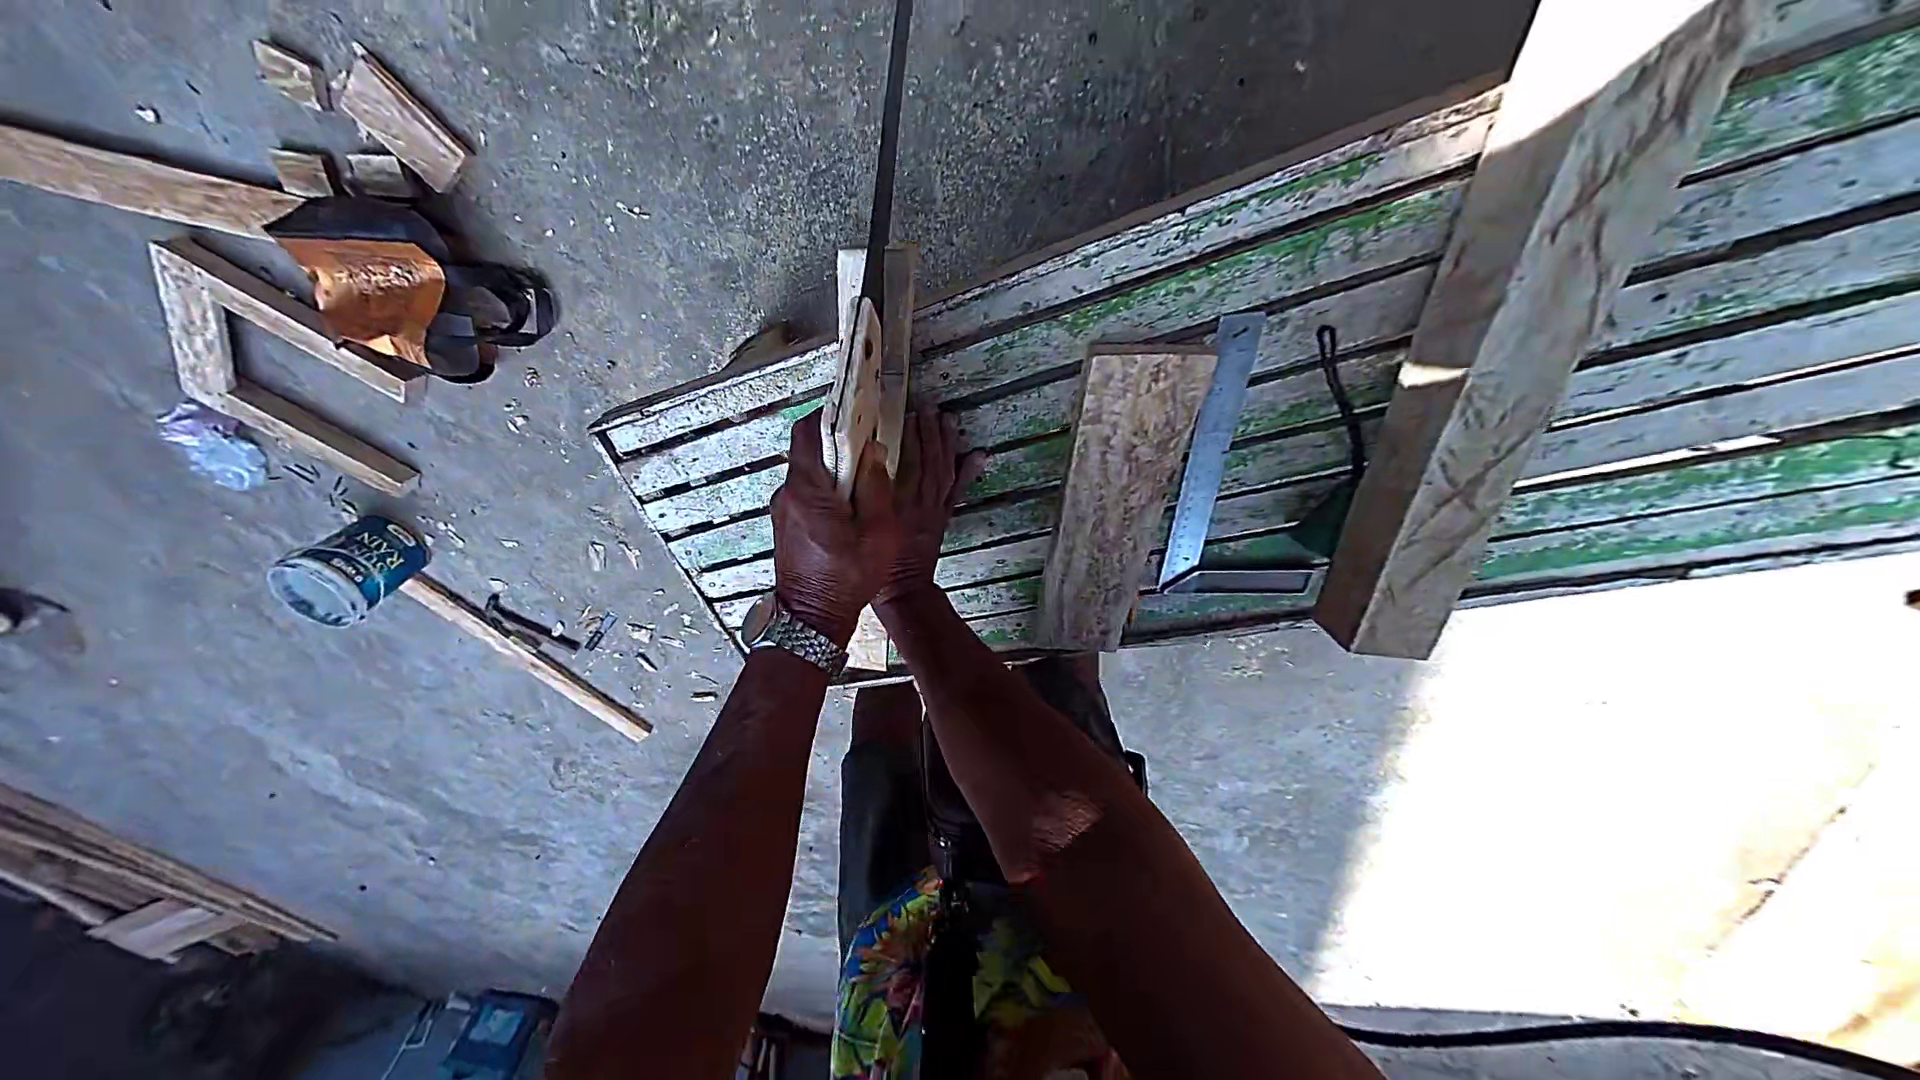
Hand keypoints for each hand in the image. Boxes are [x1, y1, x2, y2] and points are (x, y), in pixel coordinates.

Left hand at [769, 416, 897, 646]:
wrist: (811, 619)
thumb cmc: (846, 580)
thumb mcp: (878, 534)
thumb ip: (876, 487)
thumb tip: (874, 451)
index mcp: (807, 492)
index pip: (808, 431)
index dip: (831, 413)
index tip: (855, 408)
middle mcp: (788, 494)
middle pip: (808, 448)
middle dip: (838, 439)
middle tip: (868, 440)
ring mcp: (784, 509)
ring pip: (808, 470)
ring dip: (834, 465)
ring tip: (865, 472)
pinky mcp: (787, 522)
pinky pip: (806, 490)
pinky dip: (827, 485)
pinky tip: (850, 499)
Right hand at [875, 405, 986, 607]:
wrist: (904, 591)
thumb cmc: (877, 565)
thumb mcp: (862, 529)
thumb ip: (865, 497)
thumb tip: (864, 462)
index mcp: (898, 504)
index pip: (906, 463)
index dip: (909, 437)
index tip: (907, 414)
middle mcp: (920, 504)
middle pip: (929, 461)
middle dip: (930, 432)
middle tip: (929, 406)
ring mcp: (935, 511)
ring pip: (944, 471)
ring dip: (947, 444)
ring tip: (948, 419)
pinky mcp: (943, 519)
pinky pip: (958, 492)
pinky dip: (969, 473)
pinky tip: (978, 455)